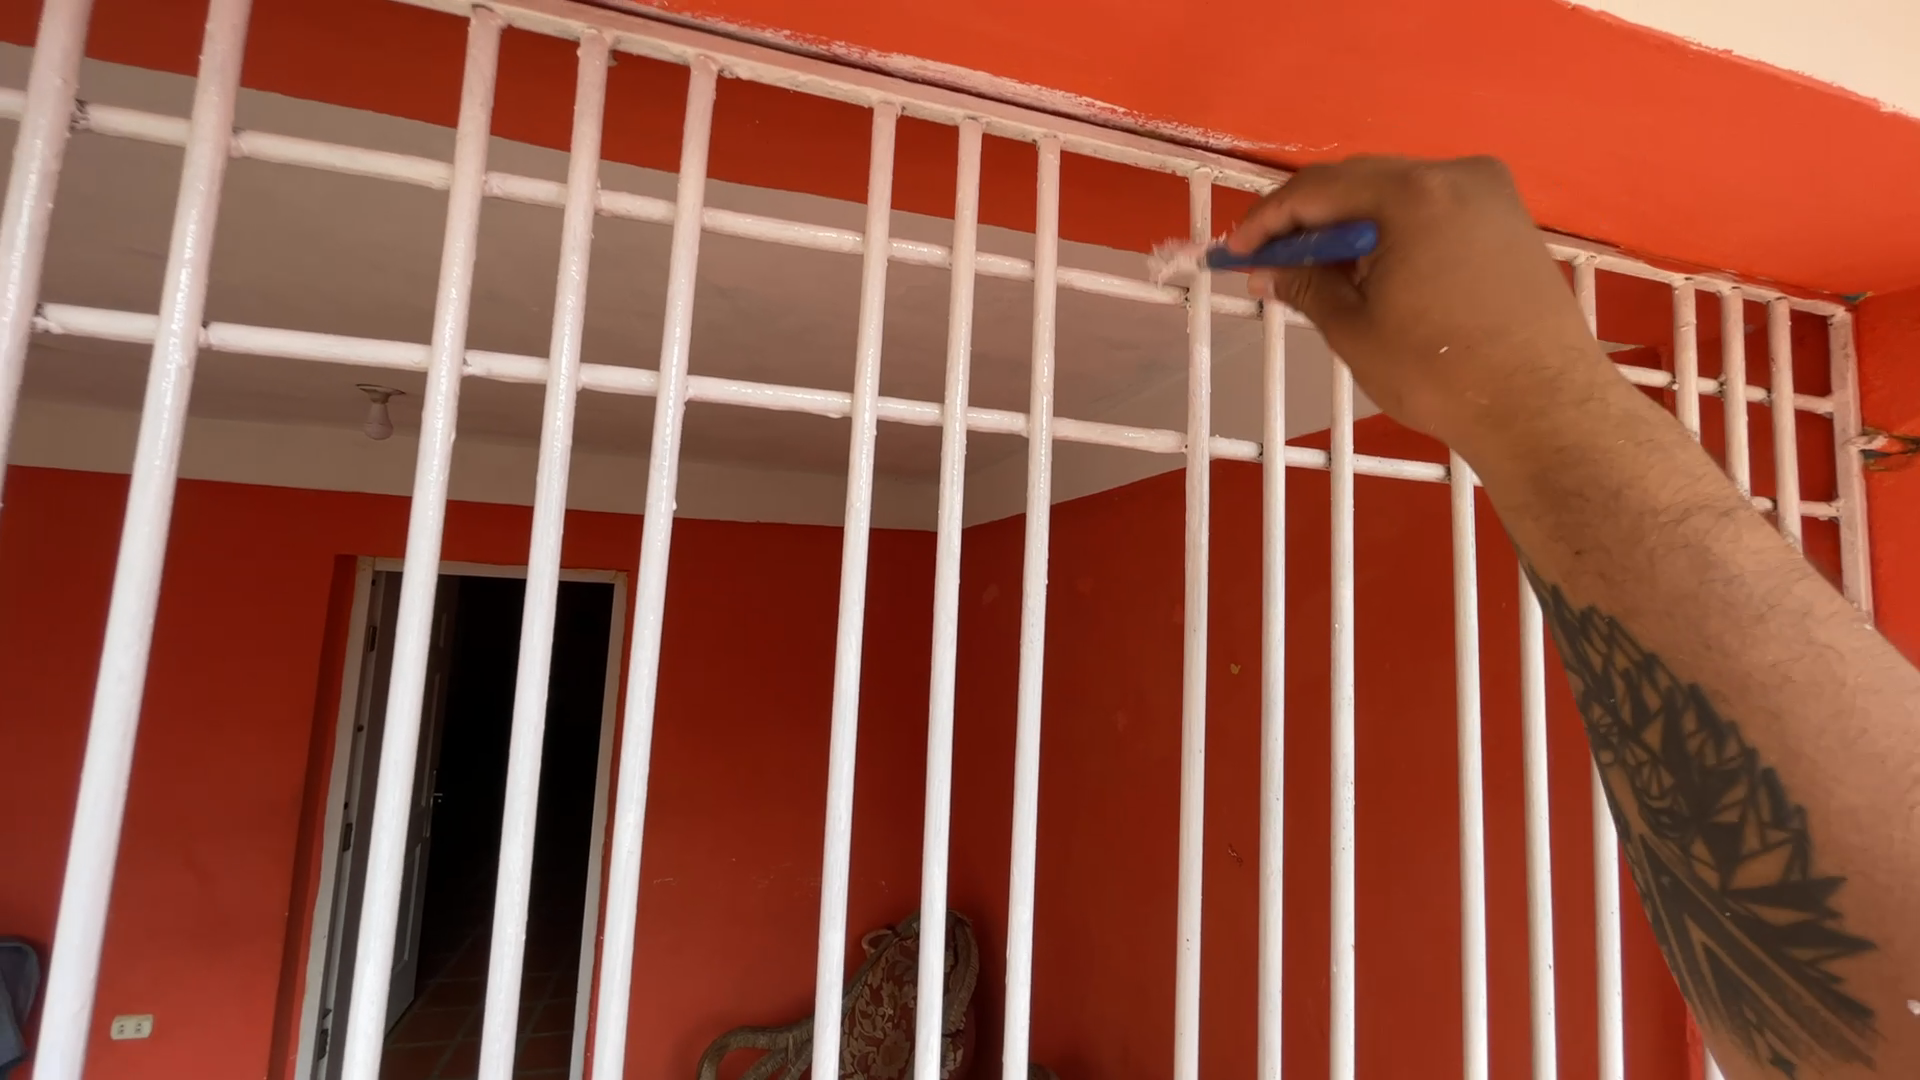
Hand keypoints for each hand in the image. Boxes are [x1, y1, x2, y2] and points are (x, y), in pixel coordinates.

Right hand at [1230, 154, 1616, 457]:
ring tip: (1309, 270)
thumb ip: (1306, 285)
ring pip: (1391, 193)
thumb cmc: (1435, 371)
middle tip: (1266, 260)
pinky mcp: (1503, 218)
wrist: (1538, 403)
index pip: (1317, 190)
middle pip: (1356, 182)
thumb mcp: (1353, 329)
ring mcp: (1487, 193)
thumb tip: (1267, 270)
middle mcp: (1454, 176)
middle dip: (1303, 219)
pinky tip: (1362, 267)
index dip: (1266, 220)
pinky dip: (1383, 231)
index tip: (1234, 251)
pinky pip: (1424, 209)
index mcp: (1412, 196)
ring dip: (1343, 225)